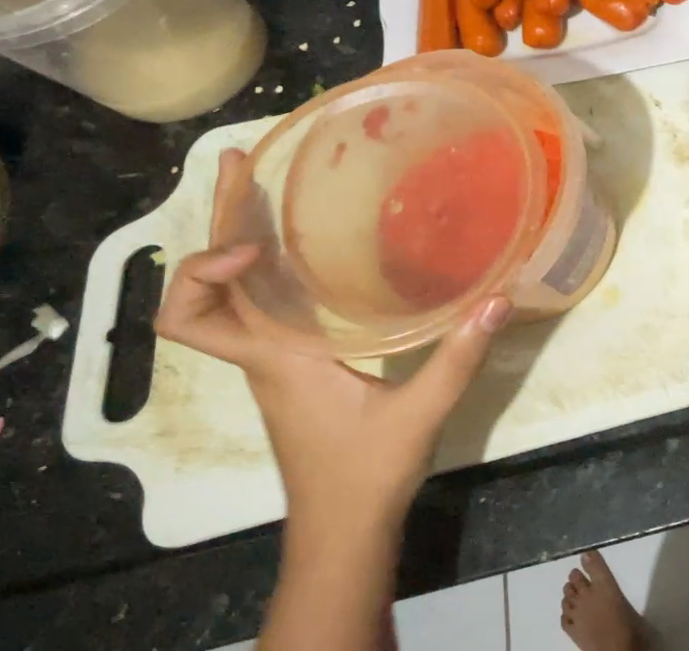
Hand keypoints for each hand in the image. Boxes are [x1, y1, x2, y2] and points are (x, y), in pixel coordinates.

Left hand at [155, 149, 512, 531]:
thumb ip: (458, 357)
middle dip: (216, 220)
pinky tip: (309, 246)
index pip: (190, 317)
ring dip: (238, 237)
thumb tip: (499, 297)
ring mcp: (276, 359)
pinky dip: (268, 267)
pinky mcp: (296, 364)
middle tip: (240, 160)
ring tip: (266, 186)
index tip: (254, 240)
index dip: (204, 270)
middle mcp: (263, 352)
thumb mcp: (419, 413)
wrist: (344, 529)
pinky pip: (263, 303)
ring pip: (232, 291)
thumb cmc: (367, 474)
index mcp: (275, 360)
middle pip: (207, 284)